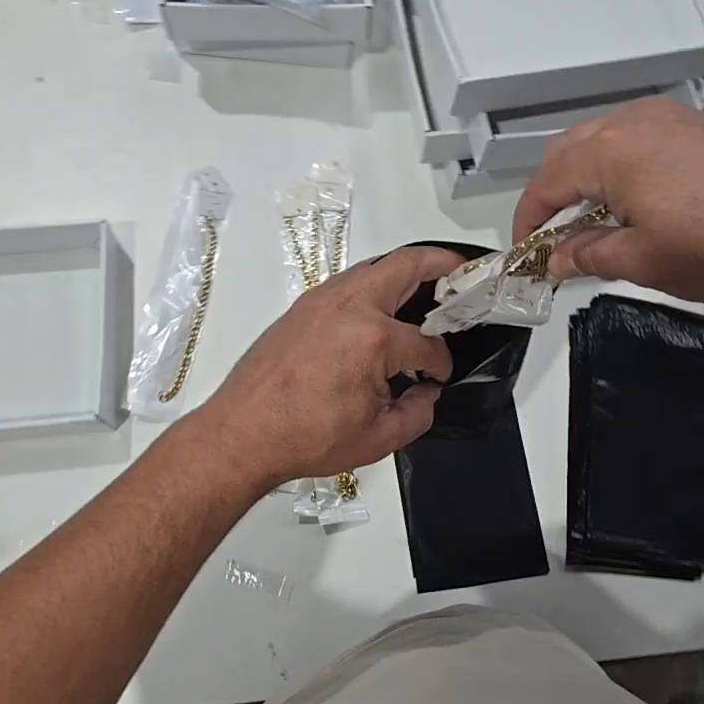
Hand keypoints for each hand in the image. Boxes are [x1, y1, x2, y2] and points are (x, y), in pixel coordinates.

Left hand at [190, 246, 465, 489]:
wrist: (241, 433)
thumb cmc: (308, 438)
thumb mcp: (377, 439)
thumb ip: (417, 413)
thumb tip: (427, 392)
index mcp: (373, 337)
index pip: (426, 343)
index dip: (441, 363)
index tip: (438, 377)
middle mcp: (350, 305)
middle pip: (406, 266)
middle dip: (440, 264)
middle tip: (461, 273)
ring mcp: (322, 299)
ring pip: (375, 267)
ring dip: (404, 272)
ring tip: (425, 291)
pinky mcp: (303, 306)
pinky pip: (349, 281)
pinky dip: (375, 284)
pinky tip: (382, 311)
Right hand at [512, 98, 703, 303]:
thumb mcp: (645, 262)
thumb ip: (589, 256)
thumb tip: (556, 260)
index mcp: (610, 151)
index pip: (546, 182)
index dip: (527, 221)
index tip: (525, 255)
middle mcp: (634, 121)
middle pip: (568, 152)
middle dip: (552, 195)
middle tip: (553, 239)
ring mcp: (671, 118)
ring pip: (603, 140)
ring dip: (585, 179)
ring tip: (594, 223)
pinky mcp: (699, 125)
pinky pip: (638, 138)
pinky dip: (619, 167)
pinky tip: (637, 201)